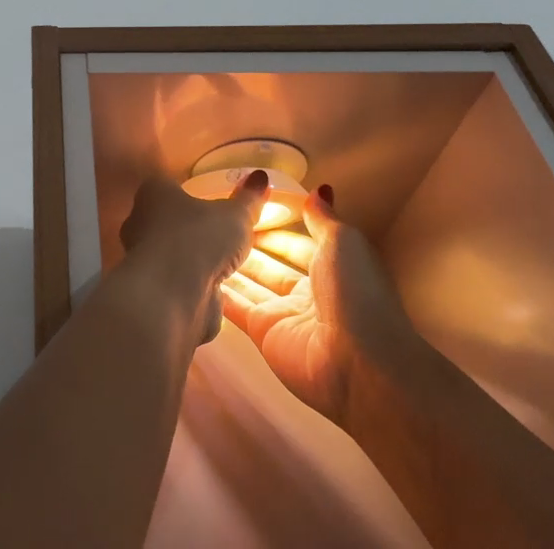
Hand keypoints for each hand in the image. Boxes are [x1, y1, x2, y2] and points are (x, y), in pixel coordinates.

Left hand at [117, 169, 269, 344]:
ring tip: (221, 263)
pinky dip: (190, 283)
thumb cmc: (199, 240)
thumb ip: (247, 200)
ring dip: (190, 258)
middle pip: (164, 219)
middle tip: (218, 233)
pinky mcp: (150, 289)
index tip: (207, 199)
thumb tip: (260, 177)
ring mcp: (141, 258)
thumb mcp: (234, 217)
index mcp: (154, 194)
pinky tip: (212, 288)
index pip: (167, 185)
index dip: (186, 191)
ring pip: (168, 252)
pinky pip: (174, 279)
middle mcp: (139, 222)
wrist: (170, 297)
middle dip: (188, 226)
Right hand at [221, 184, 424, 424]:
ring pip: (250, 283)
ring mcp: (283, 313)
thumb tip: (320, 189)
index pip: (294, 241)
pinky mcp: (263, 333)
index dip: (273, 224)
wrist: (359, 364)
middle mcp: (306, 291)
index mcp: (330, 267)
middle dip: (246, 244)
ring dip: (229, 265)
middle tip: (212, 221)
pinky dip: (218, 293)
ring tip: (197, 241)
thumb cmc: (354, 293)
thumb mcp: (343, 243)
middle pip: (270, 263)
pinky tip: (194, 274)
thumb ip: (323, 217)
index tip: (243, 204)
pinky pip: (236, 308)